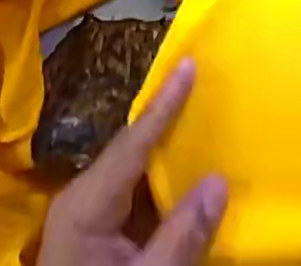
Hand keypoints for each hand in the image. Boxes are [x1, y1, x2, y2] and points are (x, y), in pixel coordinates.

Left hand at [40, 58, 228, 265]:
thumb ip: (181, 237)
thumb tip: (218, 182)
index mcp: (87, 202)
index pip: (134, 141)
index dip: (165, 102)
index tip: (188, 63)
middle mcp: (82, 196)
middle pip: (131, 148)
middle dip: (166, 116)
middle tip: (198, 80)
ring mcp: (86, 215)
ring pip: (133, 169)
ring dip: (166, 147)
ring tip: (198, 111)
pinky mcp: (95, 233)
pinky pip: (133, 193)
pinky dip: (161, 180)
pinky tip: (185, 171)